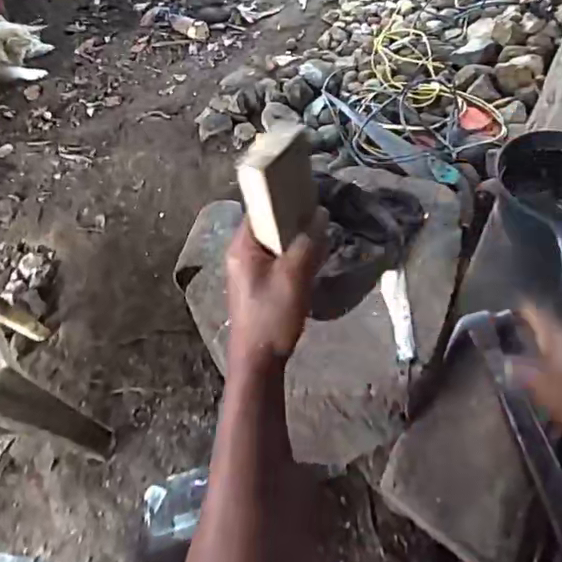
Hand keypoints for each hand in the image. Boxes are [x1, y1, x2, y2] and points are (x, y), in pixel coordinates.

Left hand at [224, 208, 327, 369]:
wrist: (259, 362)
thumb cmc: (272, 316)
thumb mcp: (294, 275)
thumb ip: (308, 242)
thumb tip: (321, 213)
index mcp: (241, 247)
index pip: (260, 209)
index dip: (282, 200)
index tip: (308, 198)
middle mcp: (240, 255)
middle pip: (268, 226)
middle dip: (294, 224)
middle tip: (319, 223)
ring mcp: (247, 272)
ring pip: (275, 245)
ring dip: (296, 243)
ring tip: (319, 242)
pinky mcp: (257, 286)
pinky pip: (276, 261)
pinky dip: (292, 259)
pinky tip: (310, 264)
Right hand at [509, 304, 561, 448]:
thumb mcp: (547, 392)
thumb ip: (523, 374)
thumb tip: (502, 361)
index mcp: (559, 334)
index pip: (534, 309)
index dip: (518, 310)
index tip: (504, 317)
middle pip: (551, 326)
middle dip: (533, 334)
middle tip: (515, 346)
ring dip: (551, 352)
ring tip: (537, 369)